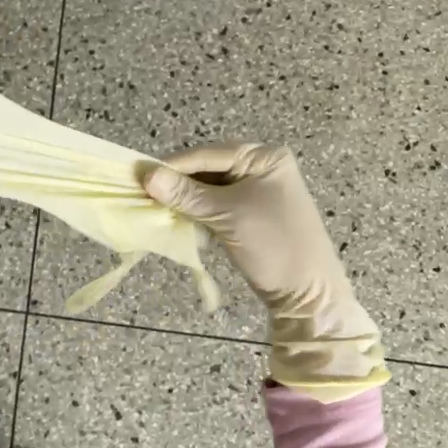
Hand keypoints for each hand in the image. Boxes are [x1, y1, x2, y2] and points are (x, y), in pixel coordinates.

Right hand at [145, 143, 386, 395]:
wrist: (307, 292)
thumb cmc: (273, 245)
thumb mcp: (226, 216)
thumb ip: (186, 194)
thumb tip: (146, 175)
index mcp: (265, 157)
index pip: (208, 154)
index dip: (173, 166)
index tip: (140, 177)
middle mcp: (262, 168)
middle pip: (208, 169)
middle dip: (179, 184)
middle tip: (147, 195)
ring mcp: (257, 191)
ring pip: (210, 188)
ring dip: (187, 200)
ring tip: (160, 209)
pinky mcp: (250, 213)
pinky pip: (217, 205)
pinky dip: (199, 213)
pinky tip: (183, 222)